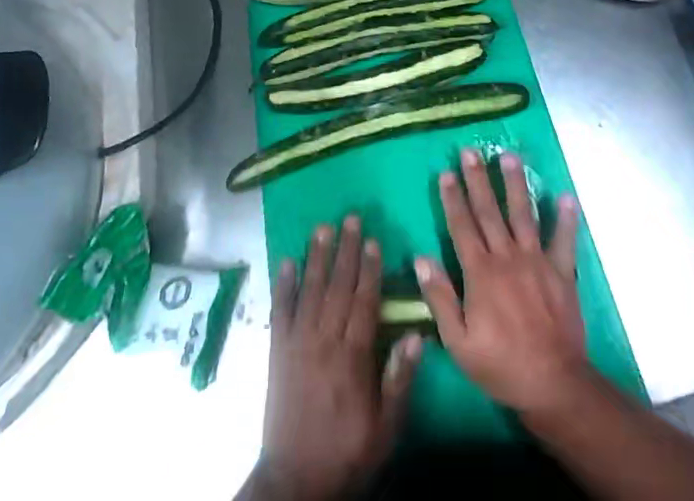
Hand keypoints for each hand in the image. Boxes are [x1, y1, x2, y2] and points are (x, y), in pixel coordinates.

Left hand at [246, 216, 422, 500]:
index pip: (364, 302)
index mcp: (352, 356)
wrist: (296, 478)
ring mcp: (297, 344)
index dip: (369, 269)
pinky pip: (279, 312)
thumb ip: (400, 379)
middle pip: (336, 287)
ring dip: (316, 258)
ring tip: (322, 228)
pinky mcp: (276, 352)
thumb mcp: (386, 426)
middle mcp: (323, 341)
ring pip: (309, 291)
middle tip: (349, 218)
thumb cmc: (348, 450)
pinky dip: (282, 286)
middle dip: (344, 251)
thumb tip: (417, 335)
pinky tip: (286, 262)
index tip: (372, 239)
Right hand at [416, 148, 594, 415]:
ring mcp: (538, 262)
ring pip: (524, 215)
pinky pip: (564, 241)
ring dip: (516, 184)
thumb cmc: (500, 364)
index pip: (462, 226)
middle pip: (490, 211)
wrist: (554, 383)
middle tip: (470, 151)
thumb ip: (440, 297)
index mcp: (480, 273)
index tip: (446, 172)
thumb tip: (421, 258)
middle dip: (478, 179)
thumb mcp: (458, 340)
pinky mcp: (562, 273)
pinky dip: (566, 219)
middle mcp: (508, 258)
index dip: (453, 198)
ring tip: (509, 156)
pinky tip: (566, 196)